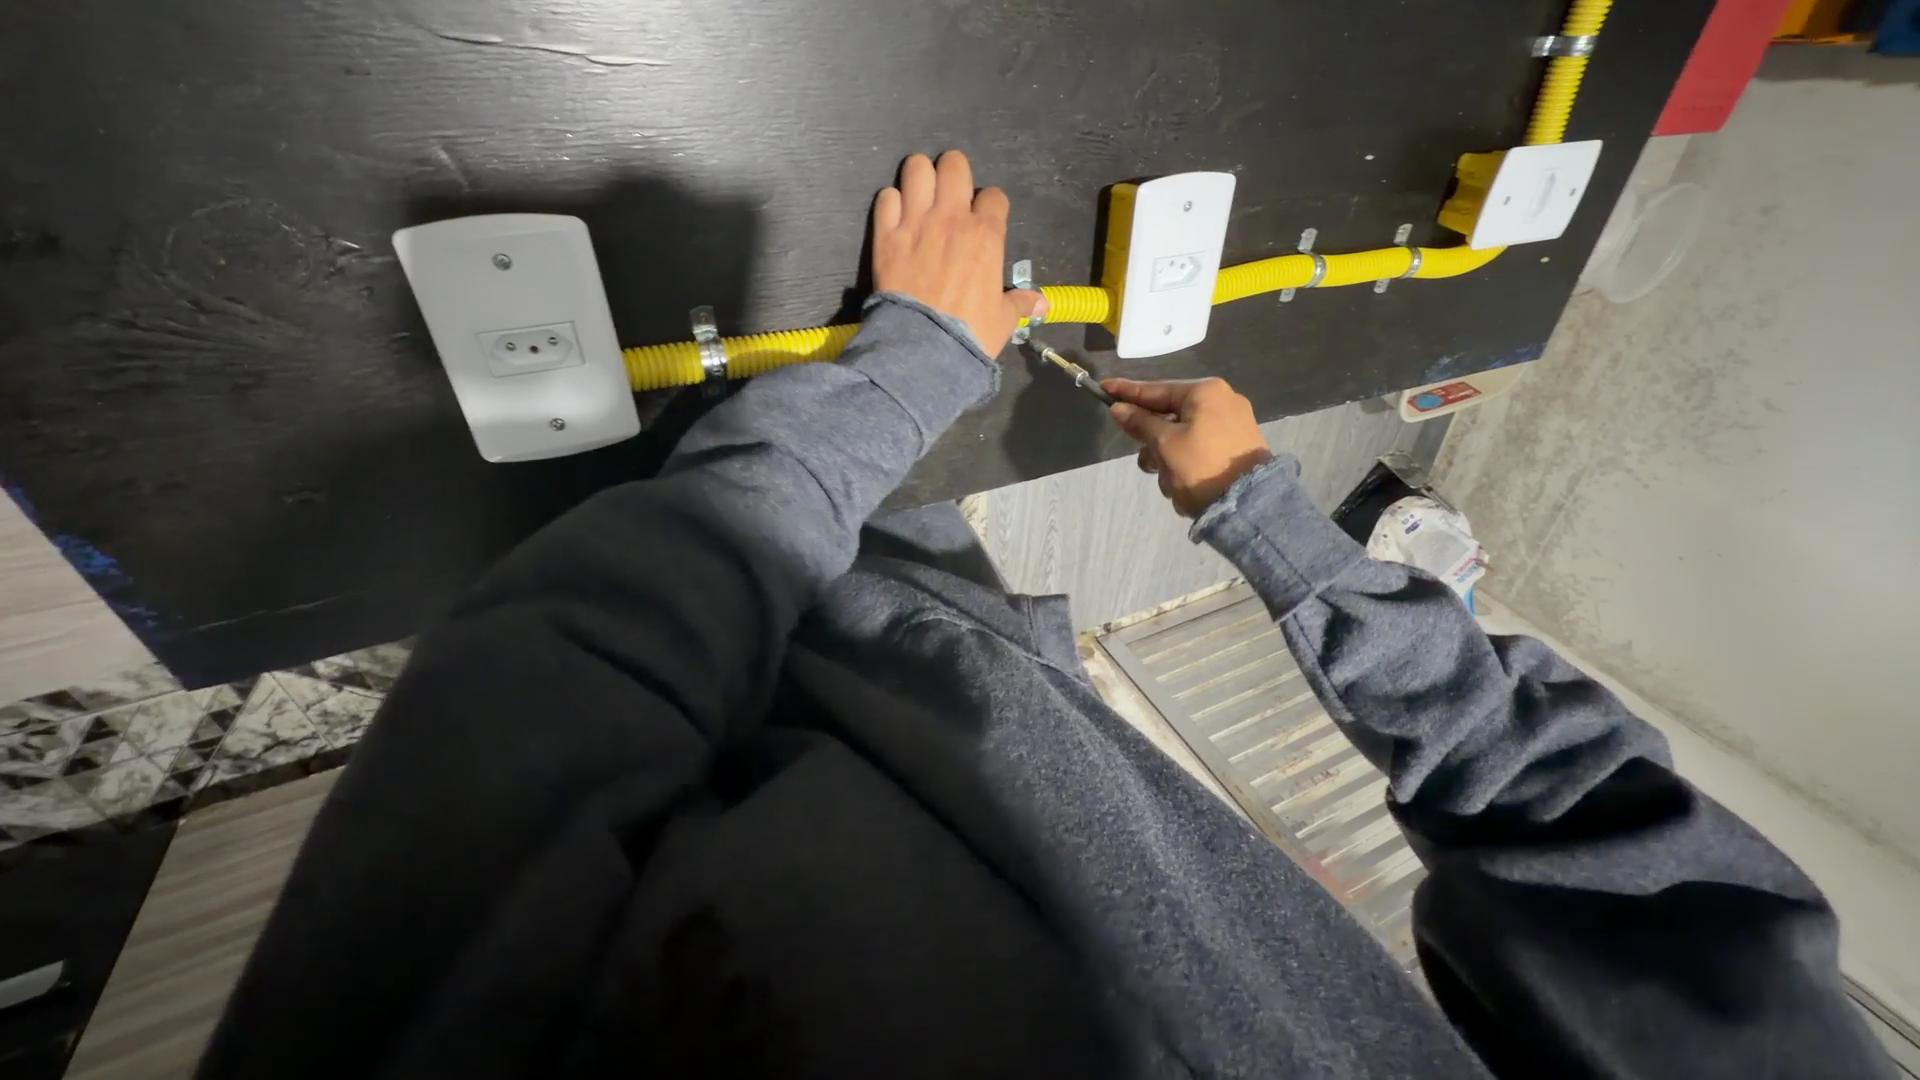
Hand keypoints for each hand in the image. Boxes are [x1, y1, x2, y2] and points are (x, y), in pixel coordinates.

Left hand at [872, 151, 1045, 356]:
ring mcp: (916, 222)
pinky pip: (886, 198)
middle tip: (950, 195)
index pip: (994, 196)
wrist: (925, 346)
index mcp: (986, 234)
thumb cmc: (971, 333)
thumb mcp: (1003, 319)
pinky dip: (891, 203)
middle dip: (954, 174)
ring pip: (917, 169)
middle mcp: (952, 217)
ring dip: (920, 178)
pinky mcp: (886, 235)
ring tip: (920, 195)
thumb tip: (1043, 303)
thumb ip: (1020, 302)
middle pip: (954, 166)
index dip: (990, 206)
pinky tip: (895, 217)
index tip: (984, 221)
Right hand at [1103, 378, 1273, 517]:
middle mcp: (1222, 401)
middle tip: (1147, 456)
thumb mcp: (1164, 443)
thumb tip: (1118, 408)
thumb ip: (1140, 423)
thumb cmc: (1201, 466)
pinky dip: (1185, 464)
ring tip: (1171, 480)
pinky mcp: (1236, 446)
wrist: (1248, 504)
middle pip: (1168, 415)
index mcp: (1205, 392)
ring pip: (1181, 436)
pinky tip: (1184, 483)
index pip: (1155, 389)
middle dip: (1153, 441)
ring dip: (1168, 458)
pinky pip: (1197, 449)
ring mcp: (1232, 424)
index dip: (1126, 392)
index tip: (1103, 388)